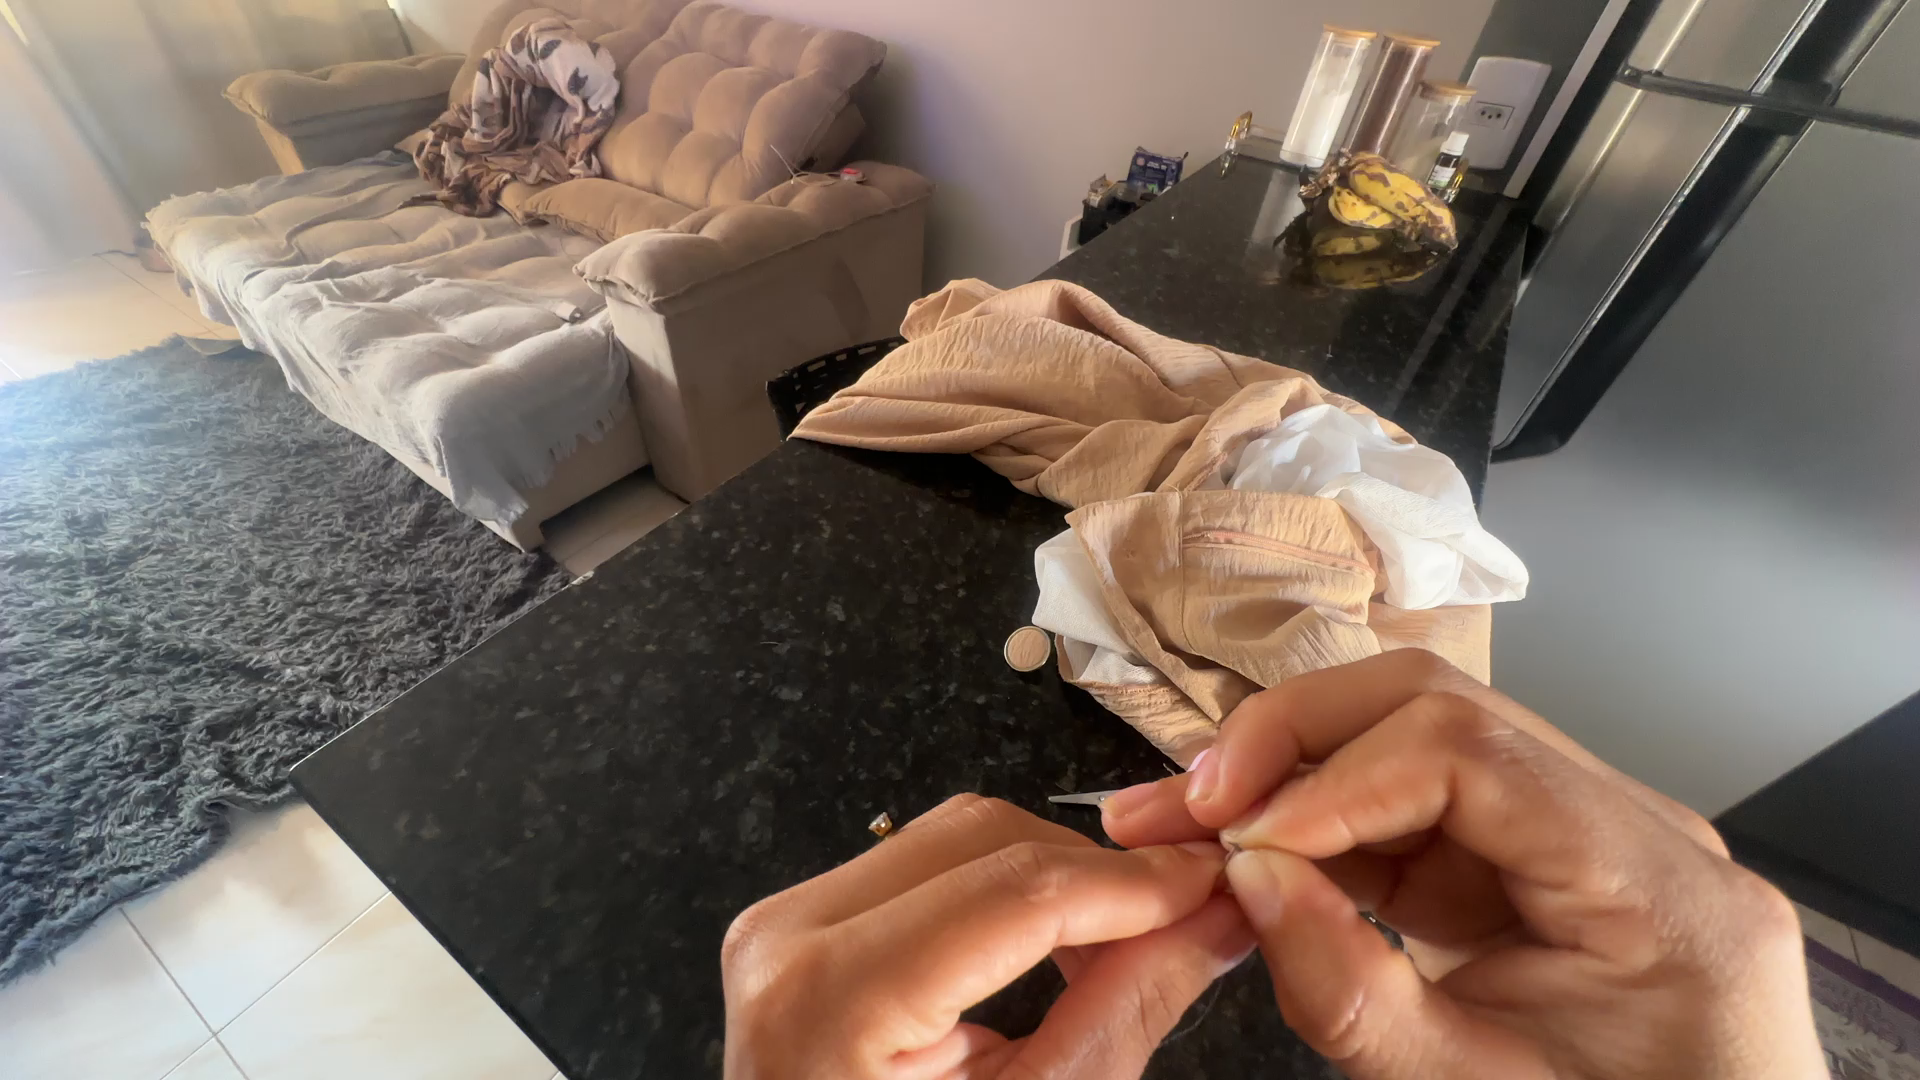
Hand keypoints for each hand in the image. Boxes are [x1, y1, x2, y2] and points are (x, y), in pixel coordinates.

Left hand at [722, 794, 1252, 1078]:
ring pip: (957, 833)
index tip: (1208, 879)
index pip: (1010, 893)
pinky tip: (1051, 934)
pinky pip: (929, 858)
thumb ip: (1121, 1010)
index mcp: (825, 998)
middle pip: (980, 837)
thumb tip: (1212, 917)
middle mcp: (790, 924)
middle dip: (1091, 868)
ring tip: (1117, 934)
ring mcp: (791, 909)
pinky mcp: (809, 908)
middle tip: (1174, 912)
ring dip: (1053, 869)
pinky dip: (1006, 881)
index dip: (1127, 882)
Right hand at [1101, 649, 1825, 1079]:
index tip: (1246, 842)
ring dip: (1275, 761)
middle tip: (1200, 794)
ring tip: (1189, 811)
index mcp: (1655, 882)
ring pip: (1381, 724)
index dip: (1340, 781)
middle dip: (1290, 734)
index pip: (1470, 752)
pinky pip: (1368, 788)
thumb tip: (1244, 872)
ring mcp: (1536, 815)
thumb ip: (1355, 997)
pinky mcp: (1479, 837)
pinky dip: (1290, 806)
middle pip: (1423, 697)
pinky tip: (1233, 835)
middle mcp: (1604, 814)